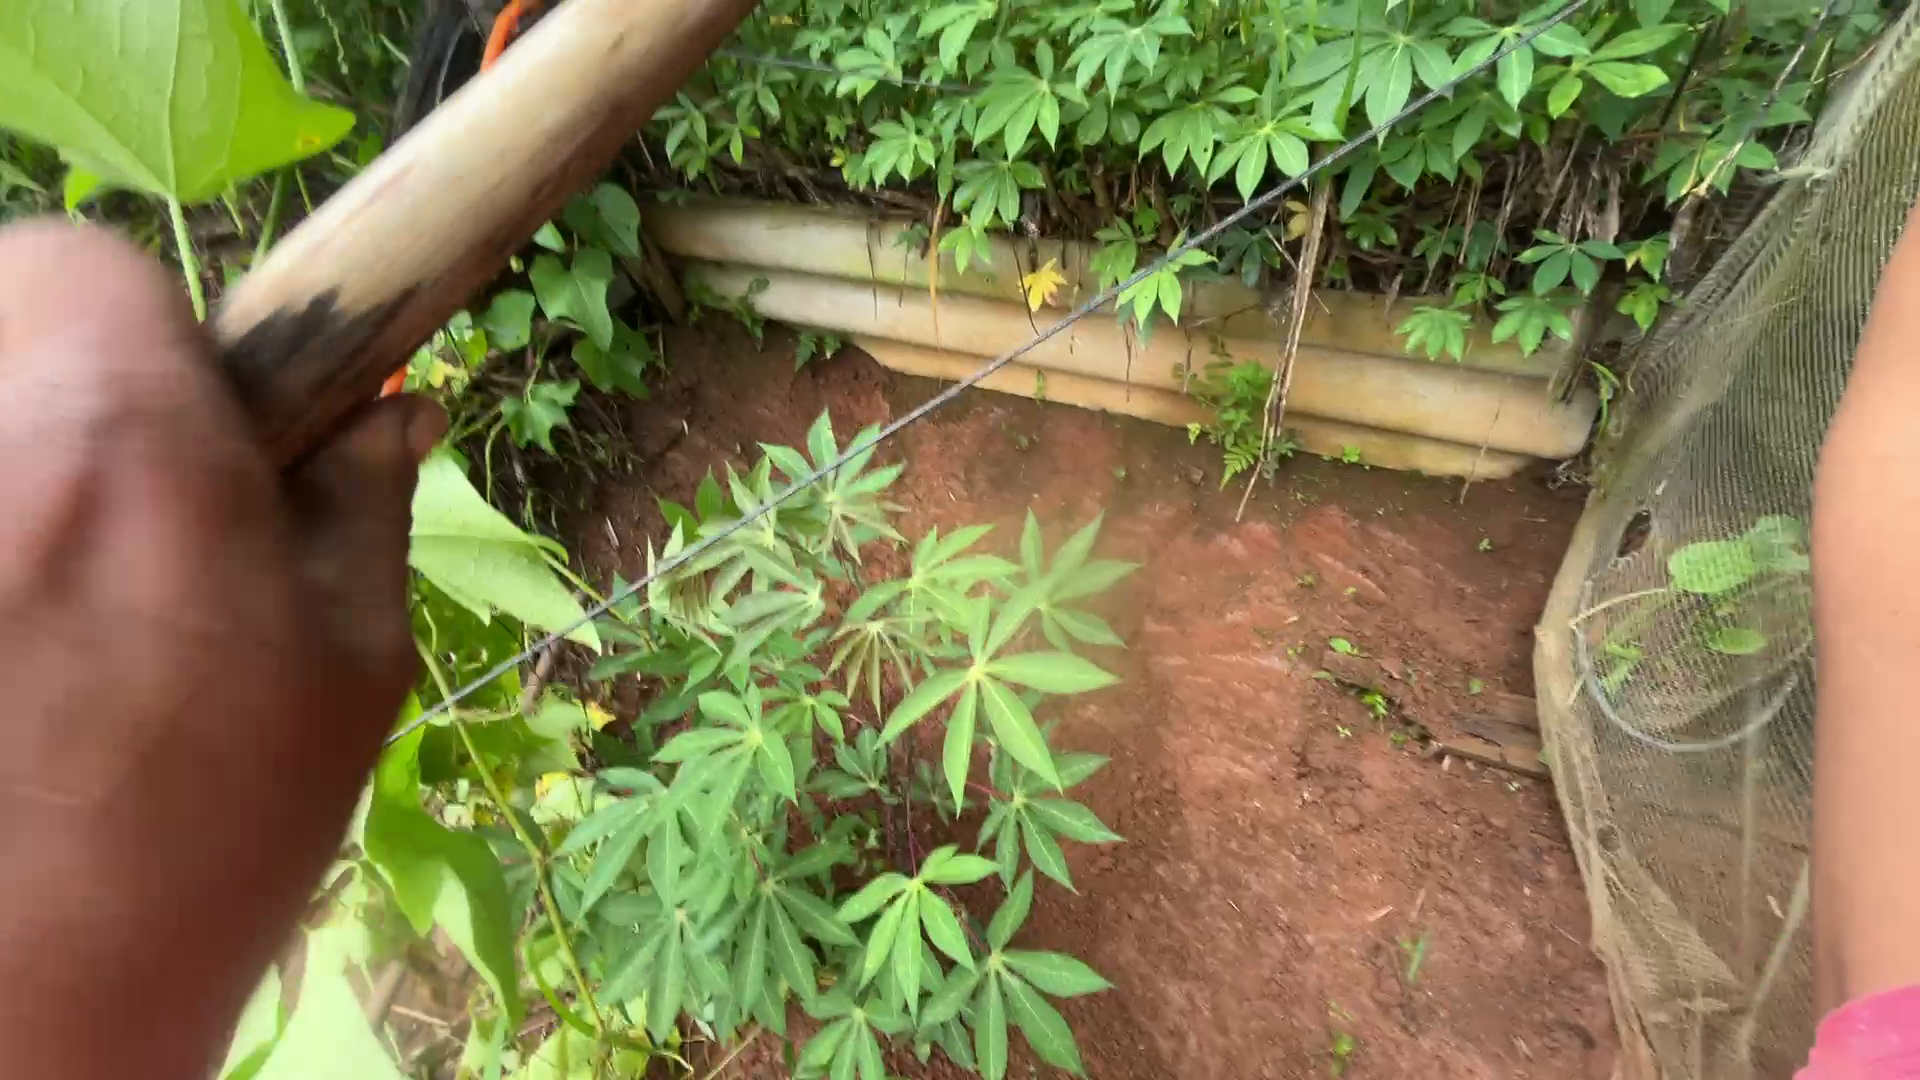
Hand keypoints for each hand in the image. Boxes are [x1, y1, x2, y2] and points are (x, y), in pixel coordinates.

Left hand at [0, 222, 439, 1076]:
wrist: (1, 1022)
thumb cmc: (218, 827)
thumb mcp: (353, 657)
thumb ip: (364, 505)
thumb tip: (401, 406)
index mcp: (127, 458)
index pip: (81, 257)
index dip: (156, 323)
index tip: (203, 408)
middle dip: (75, 385)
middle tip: (139, 507)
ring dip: (26, 470)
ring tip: (66, 602)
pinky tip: (22, 644)